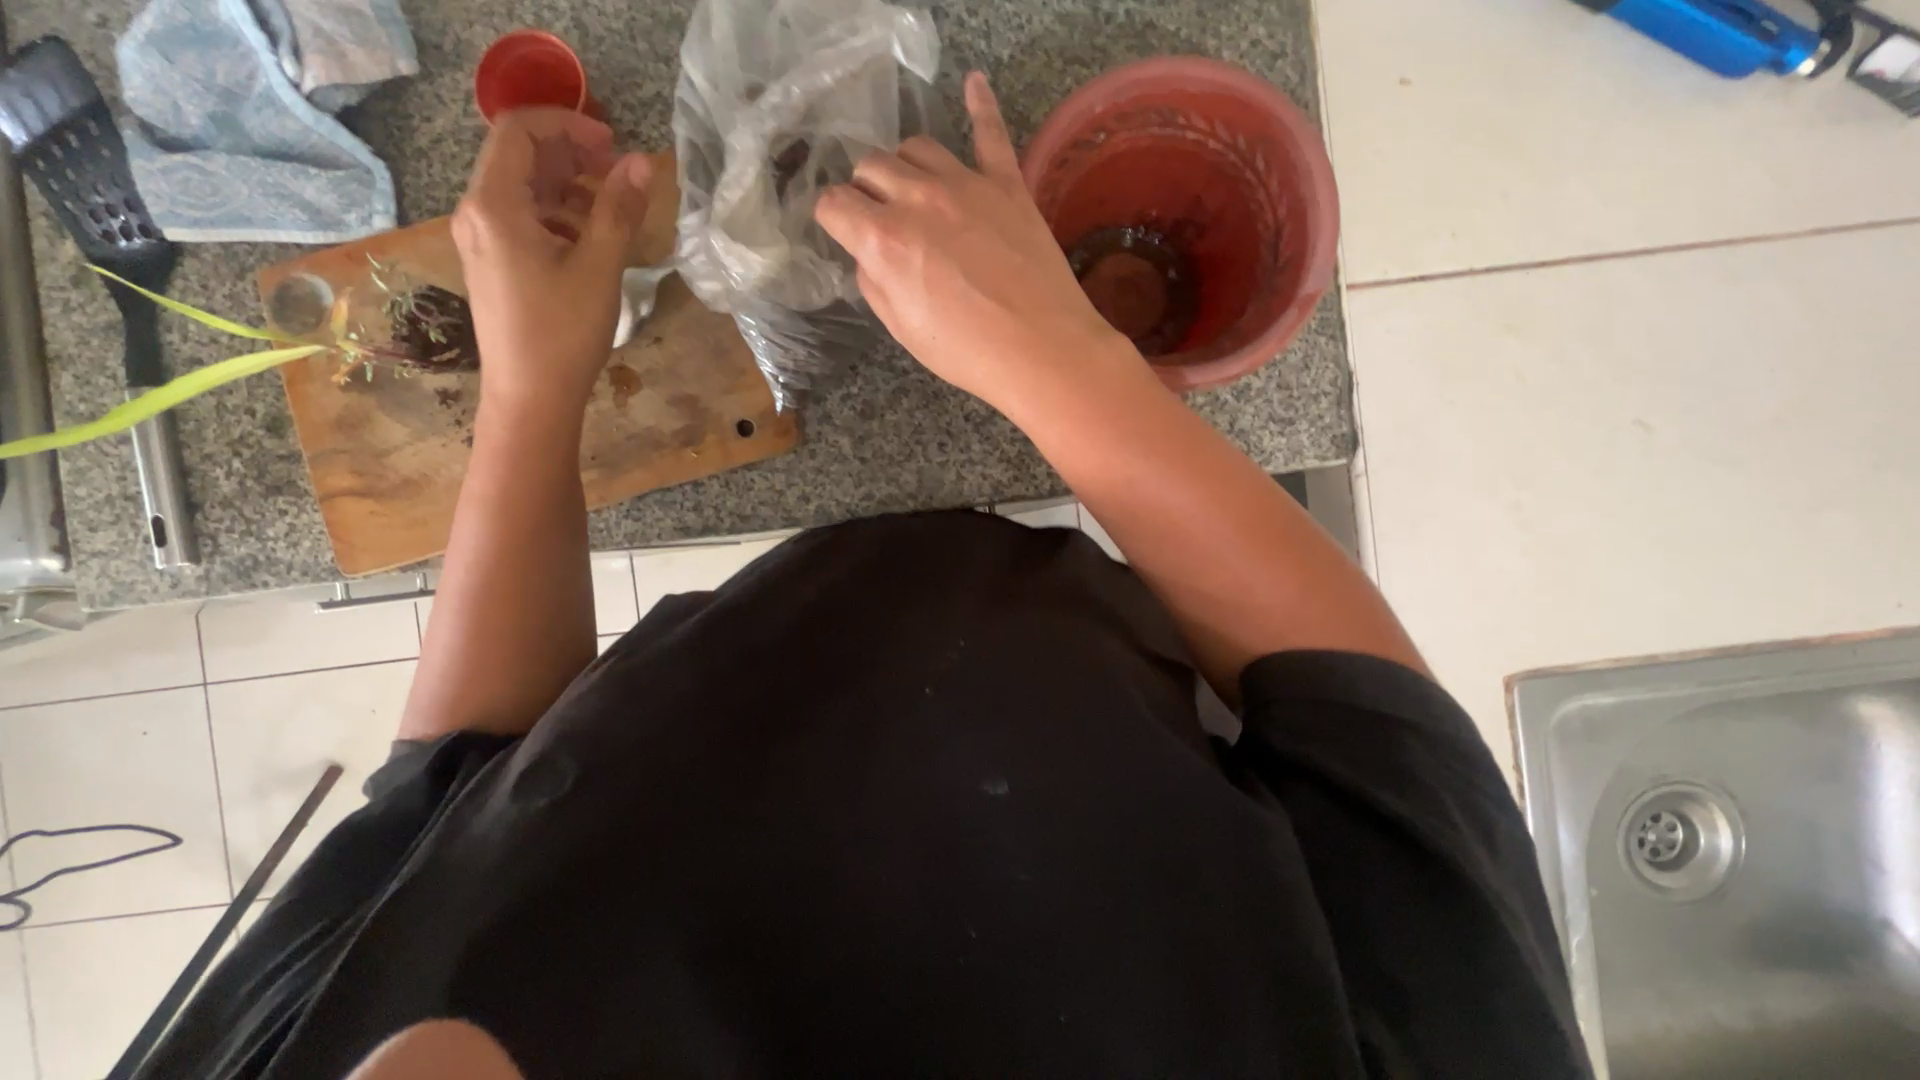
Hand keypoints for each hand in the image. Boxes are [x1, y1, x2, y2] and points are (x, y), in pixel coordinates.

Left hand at [453, 109, 654, 417]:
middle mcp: (476, 213)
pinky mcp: (493, 264)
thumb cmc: (564, 333)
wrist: (530, 398)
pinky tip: (591, 242)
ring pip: (523, 189)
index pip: (519, 130)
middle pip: (520, 156)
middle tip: (621, 176)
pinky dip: (558, 216)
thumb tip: (643, 163)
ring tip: (614, 213)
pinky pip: (522, 219)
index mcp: (494, 204)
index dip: (569, 125)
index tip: (614, 146)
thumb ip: (620, 209)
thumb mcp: (600, 268)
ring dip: (569, 187)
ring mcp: (481, 240)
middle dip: (573, 155)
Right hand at [813, 72, 1139, 415]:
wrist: (1043, 350)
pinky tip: (973, 83)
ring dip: (904, 165)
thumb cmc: (969, 352)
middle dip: (865, 190)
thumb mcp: (902, 328)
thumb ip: (874, 281)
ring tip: (912, 189)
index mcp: (884, 240)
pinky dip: (980, 105)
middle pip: (871, 166)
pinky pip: (990, 132)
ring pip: (917, 147)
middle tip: (880, 219)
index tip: (842, 230)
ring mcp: (966, 185)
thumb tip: (868, 253)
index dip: (833, 218)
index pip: (834, 203)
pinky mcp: (1007, 184)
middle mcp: (919, 198)